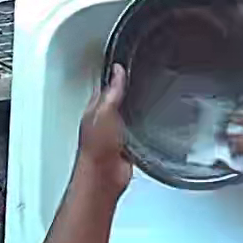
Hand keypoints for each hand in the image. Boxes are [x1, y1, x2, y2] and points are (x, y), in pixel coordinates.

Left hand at [73, 64, 132, 199]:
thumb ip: (112, 91)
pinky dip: (142, 127)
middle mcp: (104, 120)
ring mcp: (115, 134)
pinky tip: (147, 123)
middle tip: (136, 78)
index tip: (123, 65)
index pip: (106, 86)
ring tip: (144, 97)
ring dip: (134, 109)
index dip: (114, 76)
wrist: (104, 177)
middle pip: (117, 100)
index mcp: (95, 109)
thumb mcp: (105, 112)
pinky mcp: (127, 146)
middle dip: (126, 91)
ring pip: (127, 115)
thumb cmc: (97, 148)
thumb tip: (117, 70)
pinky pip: (136, 131)